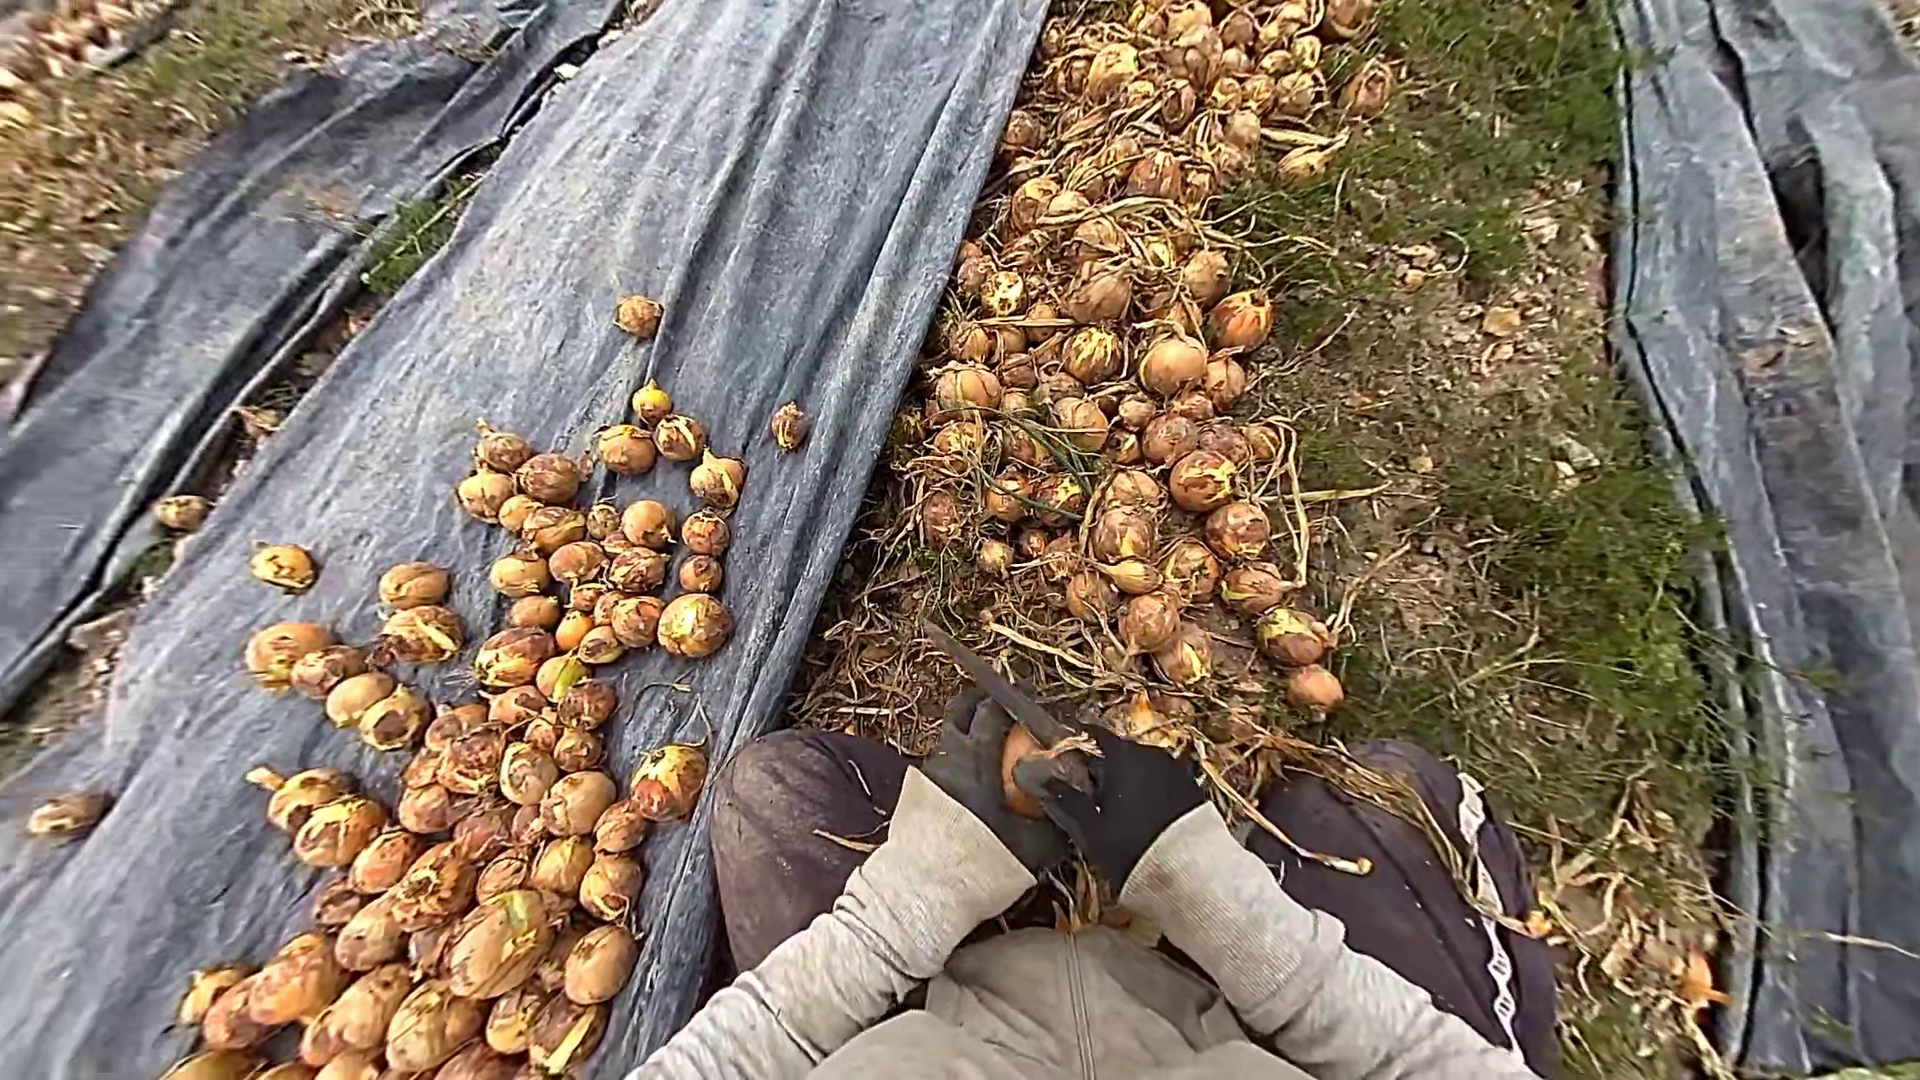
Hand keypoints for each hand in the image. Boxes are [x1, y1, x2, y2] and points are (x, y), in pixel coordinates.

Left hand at [919, 690, 1067, 871]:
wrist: (922, 895)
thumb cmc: (981, 867)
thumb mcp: (1032, 849)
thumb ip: (1057, 820)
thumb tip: (1080, 801)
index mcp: (977, 762)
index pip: (993, 711)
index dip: (1013, 698)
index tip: (1030, 698)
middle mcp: (949, 757)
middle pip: (961, 709)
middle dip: (982, 701)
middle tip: (1004, 708)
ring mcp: (929, 771)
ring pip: (948, 734)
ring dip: (968, 729)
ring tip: (989, 744)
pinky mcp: (915, 790)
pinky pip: (940, 760)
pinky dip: (958, 757)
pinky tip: (971, 779)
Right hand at [1012, 726, 1204, 887]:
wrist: (1195, 877)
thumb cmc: (1134, 849)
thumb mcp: (1092, 829)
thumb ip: (1066, 800)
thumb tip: (1042, 780)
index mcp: (1122, 755)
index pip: (1093, 734)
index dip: (1076, 743)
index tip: (1065, 759)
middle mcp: (1149, 752)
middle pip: (1117, 750)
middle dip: (1102, 766)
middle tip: (1089, 792)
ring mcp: (1174, 768)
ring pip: (1140, 765)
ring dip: (1127, 778)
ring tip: (1118, 808)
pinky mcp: (1192, 785)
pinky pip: (1161, 778)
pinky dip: (1148, 788)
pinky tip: (1144, 815)